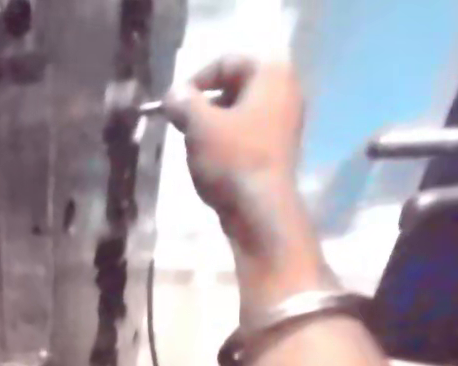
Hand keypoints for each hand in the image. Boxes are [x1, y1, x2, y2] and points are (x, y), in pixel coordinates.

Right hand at [164, 56, 328, 309]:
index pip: (227, 62)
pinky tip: (211, 165)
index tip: (173, 106)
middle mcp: (284, 92)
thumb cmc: (232, 161)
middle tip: (180, 127)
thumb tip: (172, 95)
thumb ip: (183, 103)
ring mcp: (284, 125)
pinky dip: (226, 145)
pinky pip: (247, 138)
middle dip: (203, 106)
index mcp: (271, 75)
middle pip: (235, 88)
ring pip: (239, 115)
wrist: (260, 212)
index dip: (195, 80)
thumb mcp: (200, 127)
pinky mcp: (278, 153)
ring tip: (193, 148)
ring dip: (212, 128)